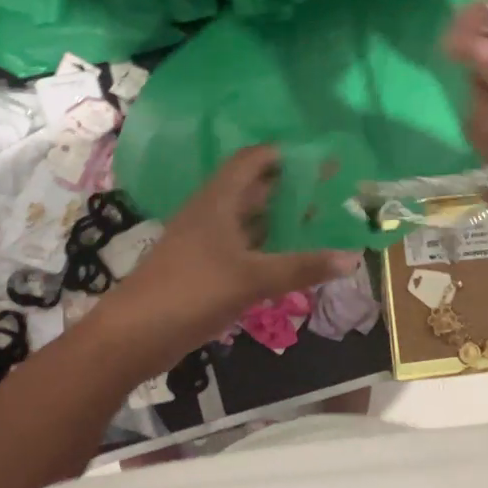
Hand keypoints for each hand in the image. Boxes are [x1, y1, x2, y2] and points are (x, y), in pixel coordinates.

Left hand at [105, 146, 358, 360]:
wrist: (135, 334)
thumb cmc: (192, 291)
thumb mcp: (253, 278)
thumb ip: (302, 267)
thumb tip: (353, 257)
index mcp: (218, 201)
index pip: (252, 161)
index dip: (283, 154)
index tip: (319, 158)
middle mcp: (211, 214)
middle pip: (253, 189)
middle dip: (289, 188)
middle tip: (330, 192)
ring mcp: (205, 243)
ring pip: (248, 221)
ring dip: (279, 220)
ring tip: (319, 223)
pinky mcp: (203, 269)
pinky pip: (243, 249)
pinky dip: (268, 249)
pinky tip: (291, 260)